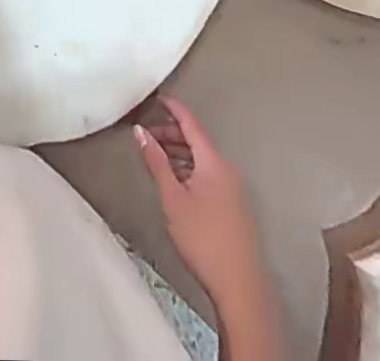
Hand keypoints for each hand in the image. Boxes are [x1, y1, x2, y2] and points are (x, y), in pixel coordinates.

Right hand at [134, 96, 270, 306]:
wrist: (239, 284)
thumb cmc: (202, 236)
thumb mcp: (172, 196)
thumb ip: (156, 161)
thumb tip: (140, 131)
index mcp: (214, 162)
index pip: (191, 124)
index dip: (173, 108)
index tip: (157, 96)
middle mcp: (226, 169)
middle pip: (196, 140)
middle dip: (170, 133)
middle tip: (144, 136)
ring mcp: (232, 188)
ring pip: (201, 158)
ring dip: (177, 152)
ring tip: (154, 158)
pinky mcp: (232, 204)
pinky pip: (207, 173)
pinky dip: (187, 168)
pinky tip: (172, 180)